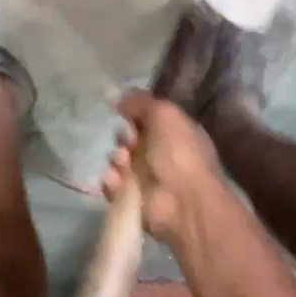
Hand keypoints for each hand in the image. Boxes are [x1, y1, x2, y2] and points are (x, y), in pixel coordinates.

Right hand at [101, 90, 221, 243]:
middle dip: (123, 136)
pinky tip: (117, 179)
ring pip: (120, 161)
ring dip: (117, 159)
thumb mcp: (164, 114)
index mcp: (176, 133)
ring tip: (124, 162)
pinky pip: (113, 185)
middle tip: (128, 141)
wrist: (183, 202)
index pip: (148, 119)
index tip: (123, 109)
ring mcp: (147, 179)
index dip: (134, 113)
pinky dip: (111, 181)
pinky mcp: (133, 200)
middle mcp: (162, 155)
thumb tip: (115, 94)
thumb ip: (140, 102)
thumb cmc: (179, 152)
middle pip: (131, 139)